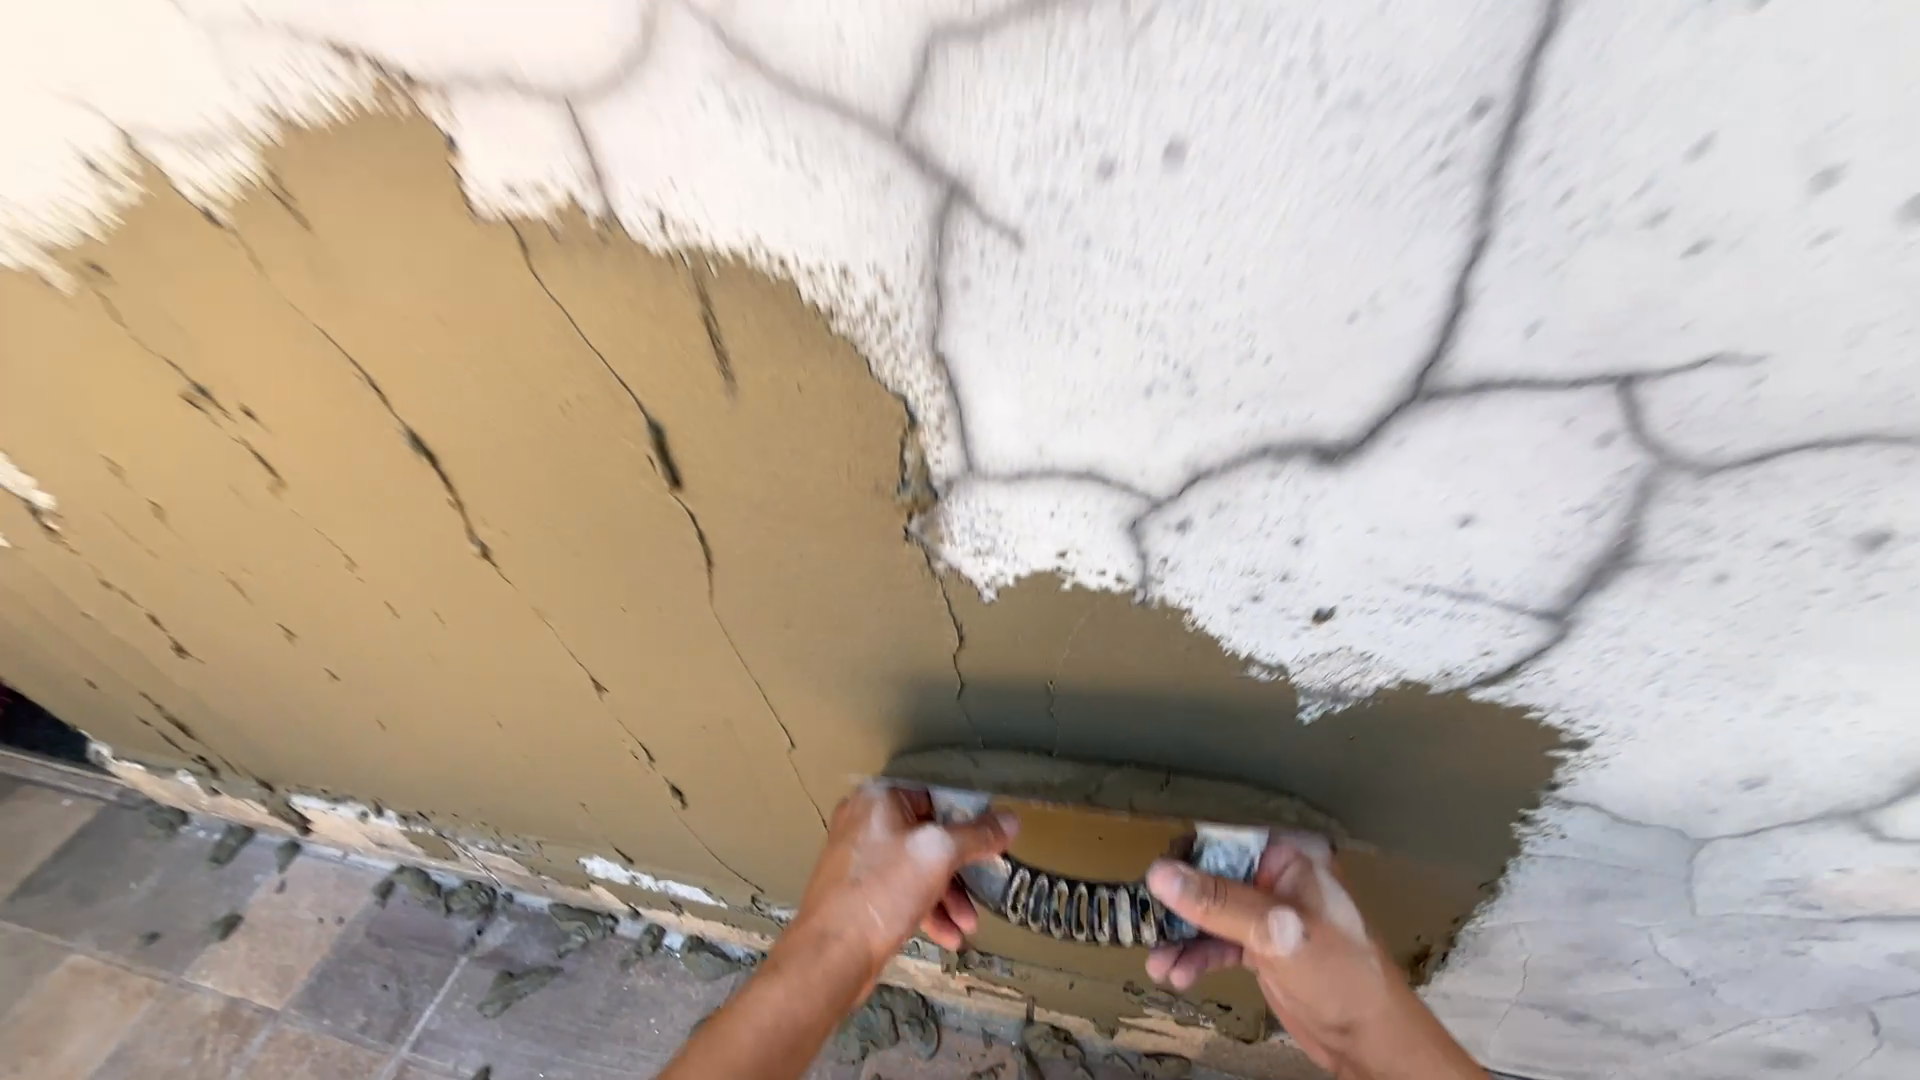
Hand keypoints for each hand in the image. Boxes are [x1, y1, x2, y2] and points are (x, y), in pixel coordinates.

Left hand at [783, 782, 1017, 990]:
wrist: (829, 956)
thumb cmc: (882, 890)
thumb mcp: (939, 855)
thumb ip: (977, 836)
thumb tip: (1011, 819)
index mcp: (879, 797)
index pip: (934, 792)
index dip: (967, 813)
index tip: (992, 835)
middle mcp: (866, 819)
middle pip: (928, 831)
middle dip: (960, 866)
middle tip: (984, 884)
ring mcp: (860, 856)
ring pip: (916, 865)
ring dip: (947, 894)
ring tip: (969, 925)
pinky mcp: (858, 890)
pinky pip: (901, 889)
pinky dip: (926, 908)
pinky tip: (949, 936)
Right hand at [1143, 837, 1482, 1079]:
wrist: (1374, 1043)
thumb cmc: (1342, 976)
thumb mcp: (1274, 932)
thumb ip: (1217, 901)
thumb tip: (1158, 873)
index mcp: (1289, 853)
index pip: (1226, 835)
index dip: (1187, 850)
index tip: (1154, 872)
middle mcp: (1274, 874)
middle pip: (1209, 872)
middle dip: (1176, 900)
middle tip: (1146, 918)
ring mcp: (1265, 910)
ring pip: (1207, 909)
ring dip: (1180, 934)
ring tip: (1157, 960)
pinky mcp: (1258, 943)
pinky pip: (1215, 939)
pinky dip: (1194, 955)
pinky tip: (1175, 973)